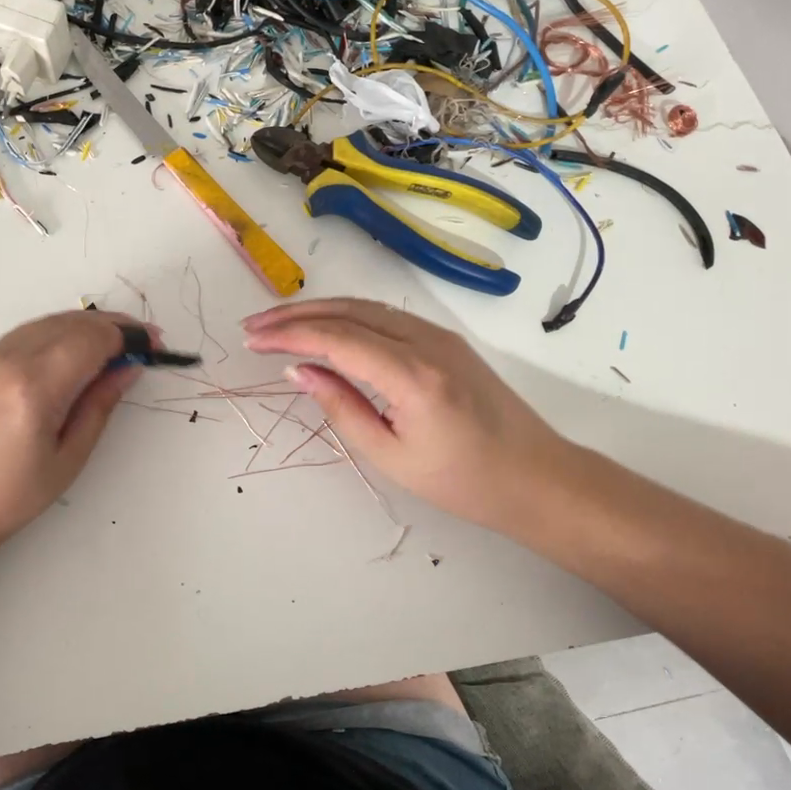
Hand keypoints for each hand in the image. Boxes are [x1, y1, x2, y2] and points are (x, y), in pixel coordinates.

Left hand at [0, 312, 145, 550]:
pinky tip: (75, 349)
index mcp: (34, 388)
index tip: (153, 346)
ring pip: (48, 322)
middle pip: (71, 324)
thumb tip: (128, 369)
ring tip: (116, 345)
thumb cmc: (12, 495)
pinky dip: (57, 332)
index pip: (91, 340)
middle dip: (111, 327)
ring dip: (85, 326)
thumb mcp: (69, 458)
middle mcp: (8, 361)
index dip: (127, 338)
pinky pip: (27, 332)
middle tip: (143, 342)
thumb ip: (99, 406)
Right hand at [242, 299, 577, 531]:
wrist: (539, 478)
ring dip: (316, 312)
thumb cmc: (464, 481)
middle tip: (252, 328)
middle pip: (347, 312)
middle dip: (293, 316)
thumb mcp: (390, 455)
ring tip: (276, 325)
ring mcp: (439, 336)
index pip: (336, 338)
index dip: (288, 335)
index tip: (251, 341)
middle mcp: (427, 343)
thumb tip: (299, 370)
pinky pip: (383, 316)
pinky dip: (344, 317)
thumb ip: (340, 407)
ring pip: (364, 308)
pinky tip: (322, 328)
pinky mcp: (445, 341)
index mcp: (413, 376)